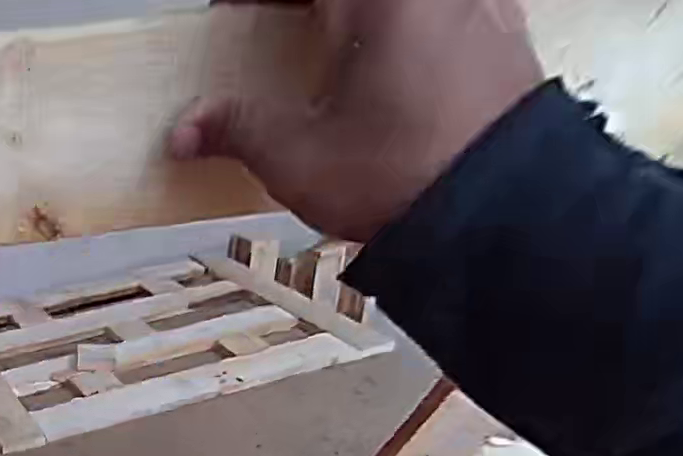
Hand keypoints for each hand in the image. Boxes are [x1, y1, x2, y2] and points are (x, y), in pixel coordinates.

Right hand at [170, 0, 544, 240]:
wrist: (494, 209)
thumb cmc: (396, 176)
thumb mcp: (298, 159)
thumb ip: (239, 130)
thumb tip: (184, 129)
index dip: (253, 5)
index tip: (227, 18)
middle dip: (295, 18)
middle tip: (271, 33)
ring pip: (385, 5)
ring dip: (343, 22)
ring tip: (318, 47)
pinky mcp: (497, 23)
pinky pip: (431, 8)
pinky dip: (390, 26)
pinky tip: (378, 60)